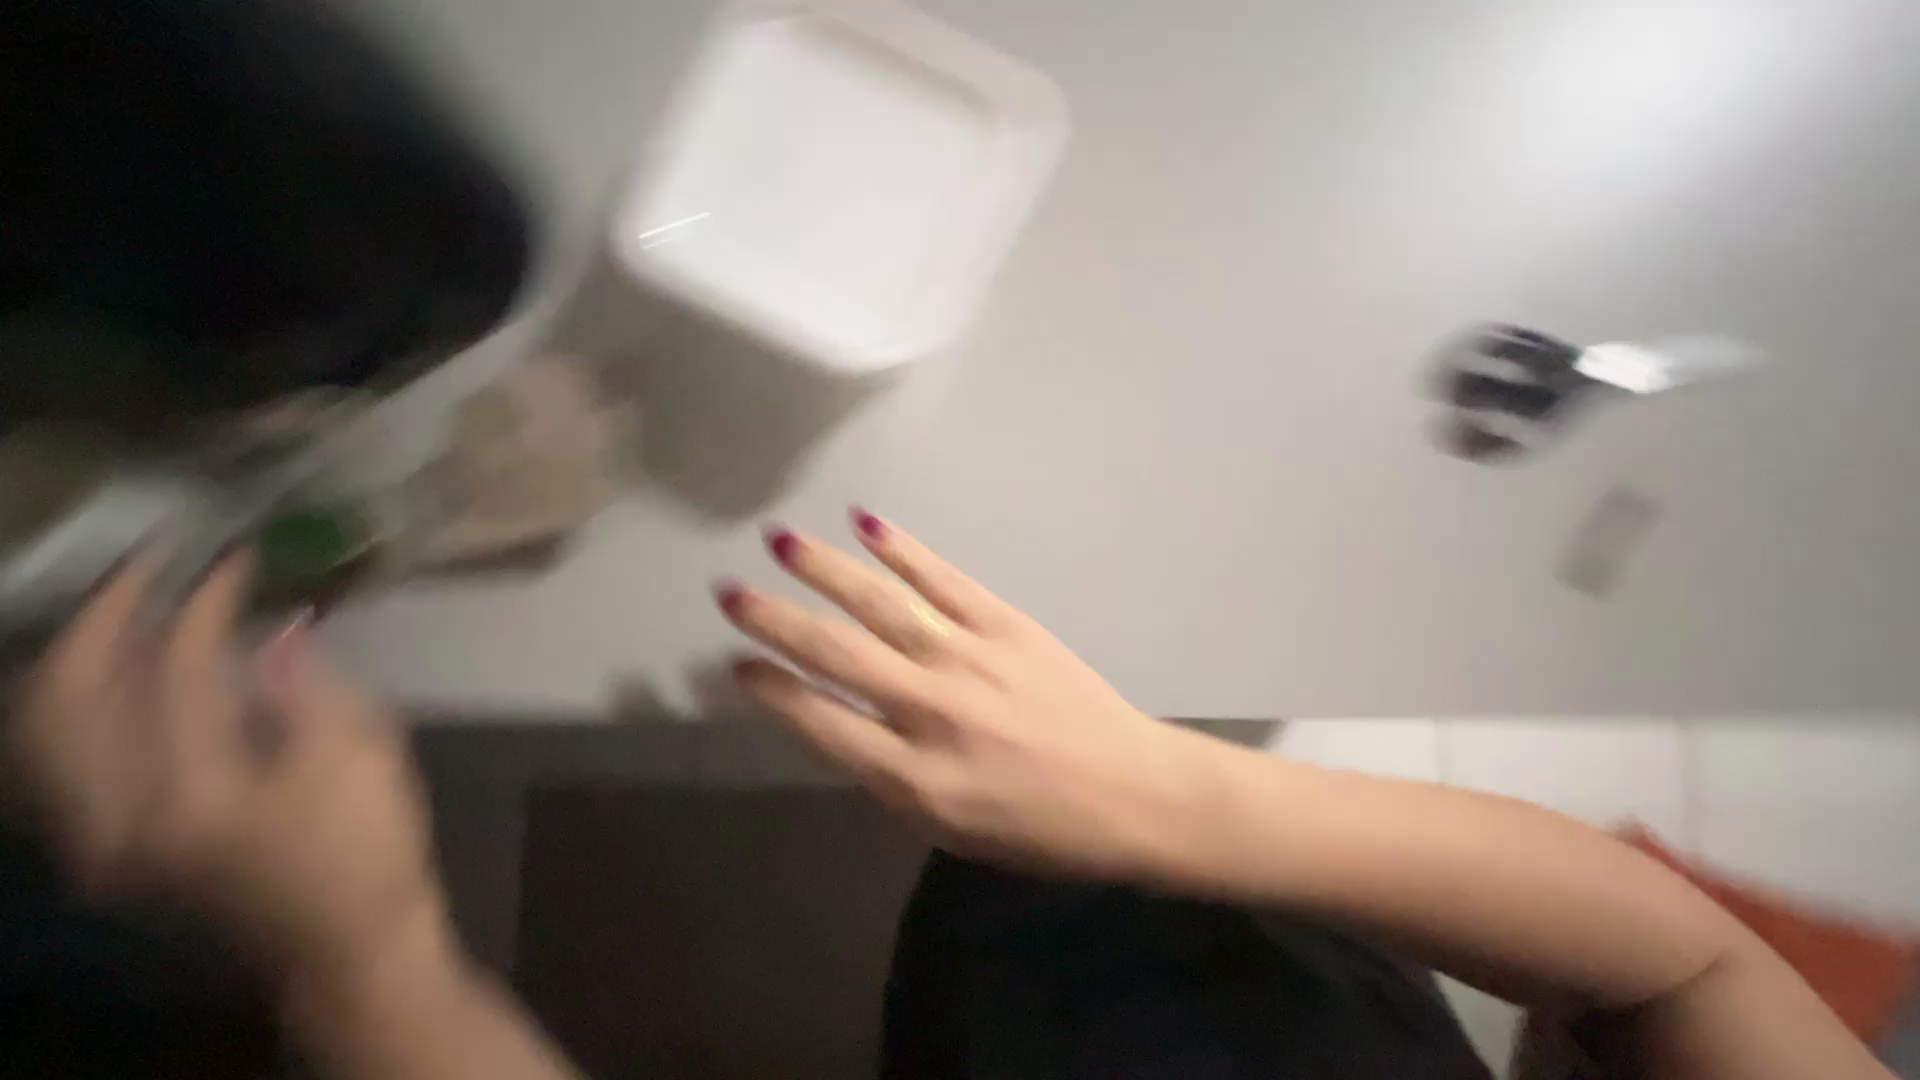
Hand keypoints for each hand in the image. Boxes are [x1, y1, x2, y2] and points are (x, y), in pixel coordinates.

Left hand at [5, 548, 449, 994]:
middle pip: (67, 696)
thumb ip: (312, 690)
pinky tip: (111, 673)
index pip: (175, 671)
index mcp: (195, 793)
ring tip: (123, 605)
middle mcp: (117, 816)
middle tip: (152, 564)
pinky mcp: (103, 845)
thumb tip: (280, 632)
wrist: (345, 937)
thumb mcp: (364, 758)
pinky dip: (70, 701)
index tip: (235, 559)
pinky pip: (54, 758)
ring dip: (73, 655)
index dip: (203, 604)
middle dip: (104, 615)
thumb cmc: (371, 845)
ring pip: (38, 728)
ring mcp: (96, 837)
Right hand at [719, 510, 1226, 881]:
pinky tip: (867, 525)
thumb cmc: (1041, 828)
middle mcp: (934, 711)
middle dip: (776, 622)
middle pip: (838, 655)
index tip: (734, 666)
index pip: (821, 724)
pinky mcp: (1007, 626)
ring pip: (883, 606)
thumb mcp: (952, 830)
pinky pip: (943, 582)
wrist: (1133, 791)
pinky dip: (903, 551)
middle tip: (730, 594)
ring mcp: (972, 659)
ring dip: (826, 571)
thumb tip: (842, 721)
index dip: (771, 691)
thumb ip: (892, 778)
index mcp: (917, 778)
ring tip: (781, 541)